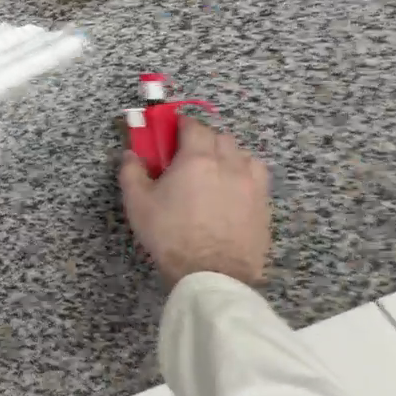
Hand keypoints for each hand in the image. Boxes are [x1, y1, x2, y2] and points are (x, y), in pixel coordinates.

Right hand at [119, 117, 271, 287]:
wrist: (212, 273)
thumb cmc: (169, 232)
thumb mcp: (137, 200)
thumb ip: (131, 171)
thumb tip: (131, 154)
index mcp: (197, 160)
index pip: (194, 126)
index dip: (180, 122)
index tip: (169, 128)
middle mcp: (229, 167)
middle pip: (222, 137)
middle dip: (204, 137)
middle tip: (185, 149)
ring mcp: (252, 188)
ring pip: (245, 156)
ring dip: (228, 154)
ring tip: (213, 167)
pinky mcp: (264, 207)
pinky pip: (258, 178)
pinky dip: (244, 174)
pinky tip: (230, 188)